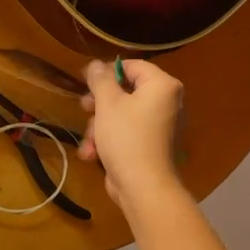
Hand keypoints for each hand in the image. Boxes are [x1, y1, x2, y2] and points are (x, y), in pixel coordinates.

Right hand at [78, 59, 184, 206]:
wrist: (143, 185)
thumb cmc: (126, 137)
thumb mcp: (107, 103)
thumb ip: (101, 79)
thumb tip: (96, 64)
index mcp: (162, 86)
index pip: (132, 66)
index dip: (106, 71)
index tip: (84, 80)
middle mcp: (166, 102)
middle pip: (125, 92)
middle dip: (99, 104)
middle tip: (84, 108)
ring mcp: (159, 125)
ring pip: (121, 115)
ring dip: (99, 127)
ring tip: (89, 142)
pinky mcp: (150, 145)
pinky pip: (126, 133)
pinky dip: (108, 140)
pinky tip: (92, 154)